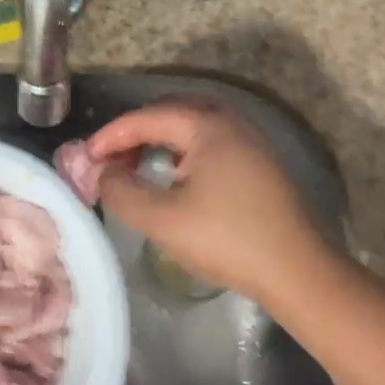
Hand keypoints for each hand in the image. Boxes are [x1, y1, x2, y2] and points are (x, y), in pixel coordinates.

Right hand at [91, 99, 341, 303]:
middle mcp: (231, 122)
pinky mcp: (260, 163)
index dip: (112, 135)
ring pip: (192, 128)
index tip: (86, 158)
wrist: (298, 271)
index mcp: (207, 125)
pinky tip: (174, 178)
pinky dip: (182, 152)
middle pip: (171, 113)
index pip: (147, 117)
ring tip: (135, 167)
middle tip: (109, 160)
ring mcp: (250, 141)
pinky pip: (210, 142)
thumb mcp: (163, 219)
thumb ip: (122, 191)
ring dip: (159, 141)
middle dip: (134, 133)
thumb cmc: (227, 239)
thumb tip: (102, 172)